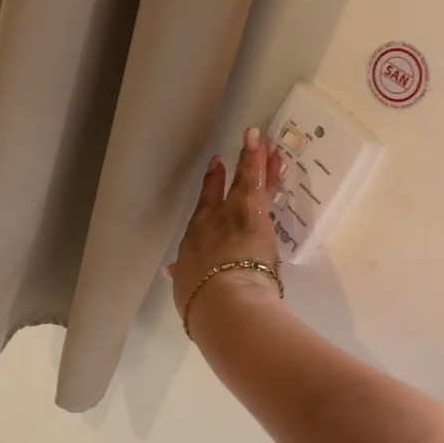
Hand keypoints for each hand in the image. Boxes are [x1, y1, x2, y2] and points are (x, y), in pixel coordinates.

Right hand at [169, 127, 285, 329]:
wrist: (223, 299)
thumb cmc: (202, 297)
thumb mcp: (188, 284)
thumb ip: (185, 274)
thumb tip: (173, 271)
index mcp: (196, 236)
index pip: (204, 204)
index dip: (210, 184)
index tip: (216, 167)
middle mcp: (213, 220)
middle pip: (224, 189)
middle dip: (233, 169)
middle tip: (242, 149)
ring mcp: (235, 214)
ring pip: (248, 182)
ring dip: (256, 161)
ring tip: (263, 142)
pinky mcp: (255, 214)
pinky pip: (259, 183)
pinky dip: (263, 166)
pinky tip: (270, 152)